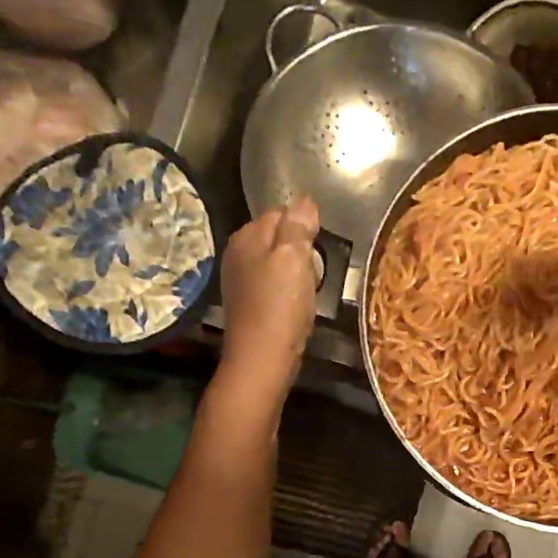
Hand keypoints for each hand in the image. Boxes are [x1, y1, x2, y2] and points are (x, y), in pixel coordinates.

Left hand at [219, 196, 320, 384]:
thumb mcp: (294, 259)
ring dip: (296, 272)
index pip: (281, 213)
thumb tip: (305, 199)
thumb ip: (298, 226)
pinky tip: (296, 305)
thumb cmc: (280, 306)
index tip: (318, 250)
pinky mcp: (248, 302)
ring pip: (277, 261)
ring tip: (308, 290)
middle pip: (279, 237)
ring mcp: (240, 278)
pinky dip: (287, 290)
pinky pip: (273, 284)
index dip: (305, 228)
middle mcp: (238, 252)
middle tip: (315, 271)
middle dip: (301, 249)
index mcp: (247, 236)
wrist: (262, 358)